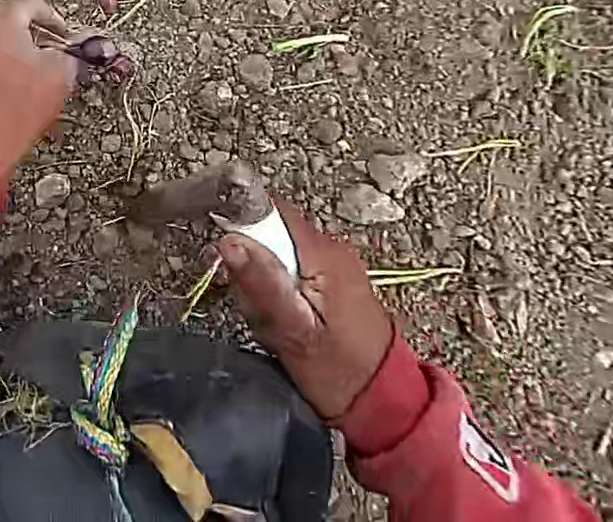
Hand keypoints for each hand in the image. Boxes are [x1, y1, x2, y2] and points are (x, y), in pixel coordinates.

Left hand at [0, 0, 77, 176]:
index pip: (33, 4)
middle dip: (28, 30)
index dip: (53, 19)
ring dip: (6, 43)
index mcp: (2, 17)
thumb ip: (68, 51)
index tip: (63, 34)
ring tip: (24, 64)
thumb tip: (69, 49)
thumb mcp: (61, 73)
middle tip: (47, 48)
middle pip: (8, 16)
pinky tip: (2, 77)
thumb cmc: (21, 105)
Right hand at [217, 200, 394, 420]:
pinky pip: (296, 268)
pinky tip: (288, 322)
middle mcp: (331, 247)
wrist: (386, 401)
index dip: (243, 225)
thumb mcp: (294, 332)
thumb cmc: (341, 373)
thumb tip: (230, 243)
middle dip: (254, 264)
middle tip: (256, 307)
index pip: (272, 210)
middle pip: (274, 232)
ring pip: (281, 252)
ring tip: (274, 321)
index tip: (227, 256)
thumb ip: (262, 284)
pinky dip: (283, 290)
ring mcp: (336, 261)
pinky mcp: (336, 277)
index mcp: (322, 254)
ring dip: (267, 281)